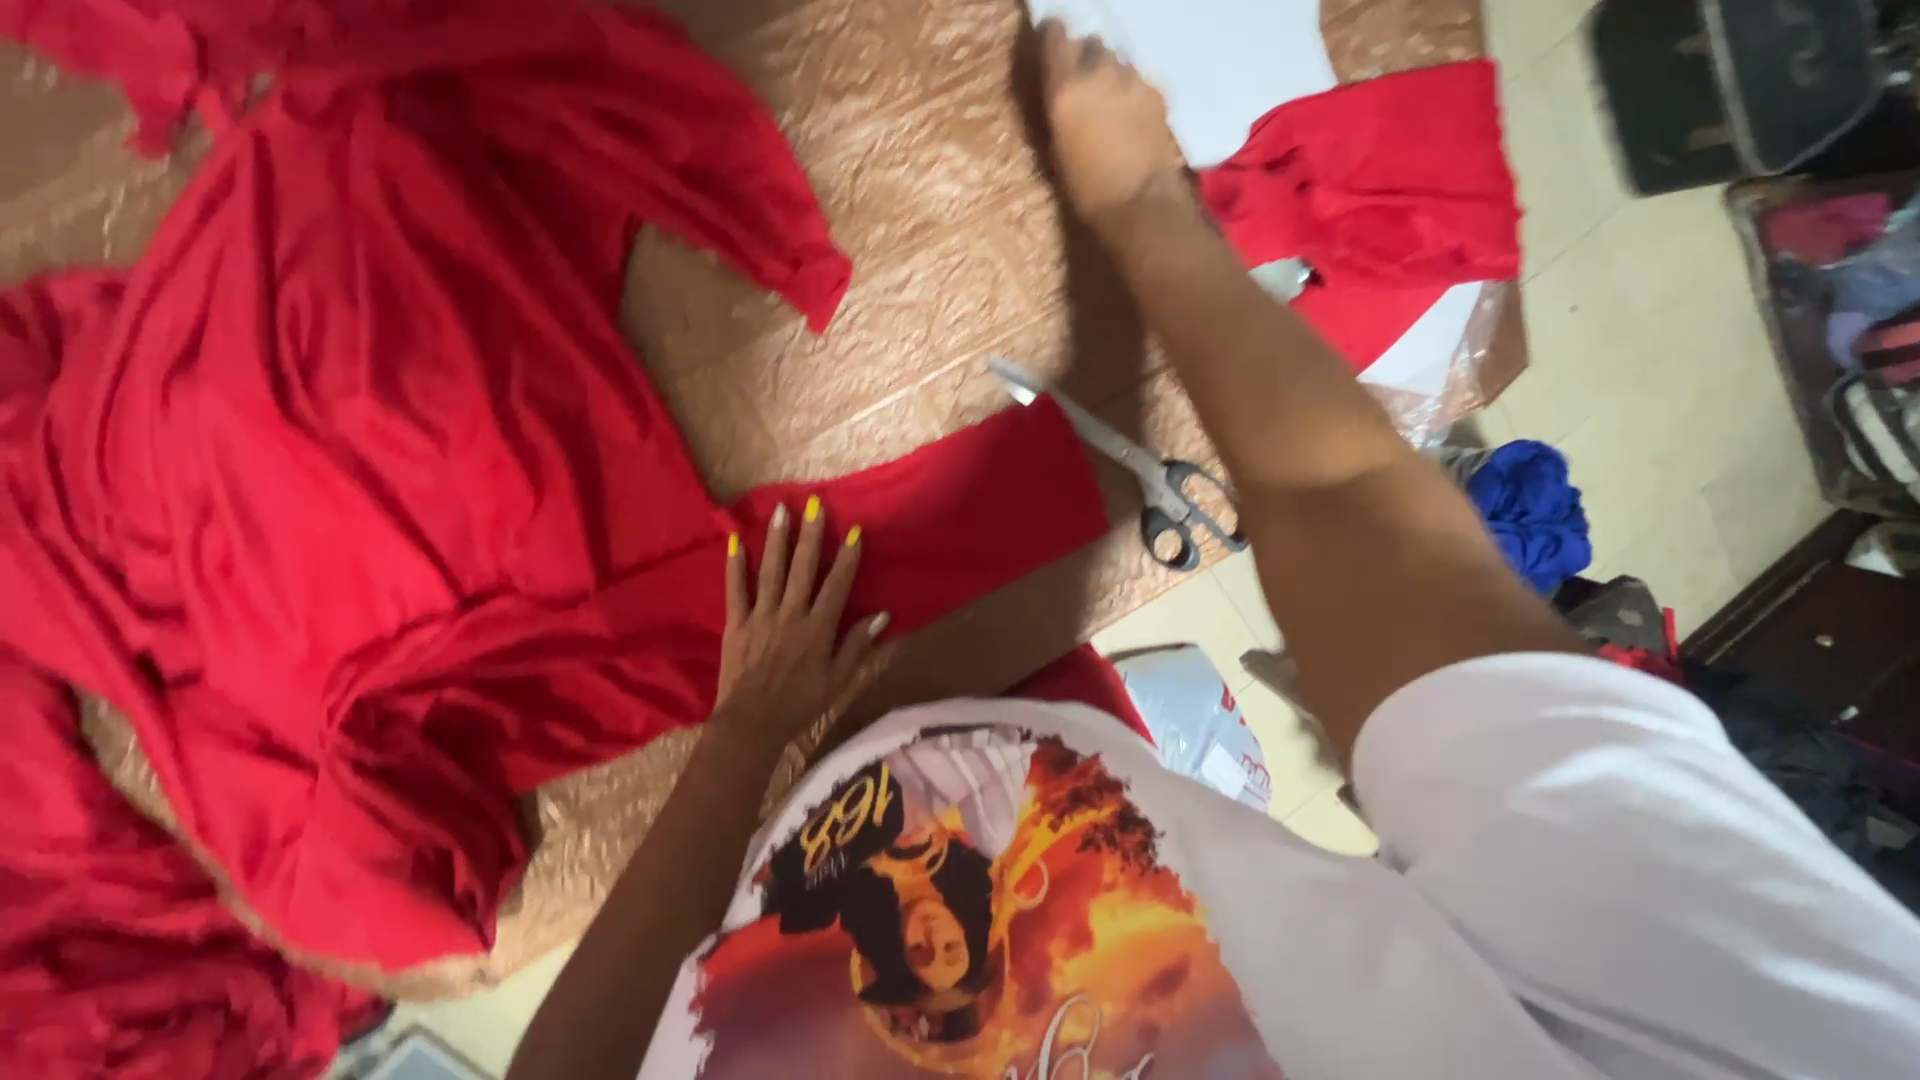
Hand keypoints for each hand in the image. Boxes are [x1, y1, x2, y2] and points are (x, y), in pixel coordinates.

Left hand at [712, 496, 888, 749]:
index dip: (847, 557)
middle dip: (811, 534)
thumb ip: (857, 645)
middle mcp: (790, 614)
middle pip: (803, 568)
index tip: (854, 530)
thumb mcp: (837, 681)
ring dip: (778, 538)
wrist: (751, 724)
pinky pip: (735, 589)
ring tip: (782, 510)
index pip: (837, 585)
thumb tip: (881, 615)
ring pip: (771, 570)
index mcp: (818, 628)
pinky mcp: (736, 623)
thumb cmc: (800, 705)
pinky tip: (736, 540)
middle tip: (815, 503)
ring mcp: (761, 616)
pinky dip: (735, 564)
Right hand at [1037, 18, 1188, 234]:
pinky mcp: (1156, 90)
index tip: (1054, 45)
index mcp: (1065, 88)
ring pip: (1118, 61)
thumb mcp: (1057, 148)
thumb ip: (1059, 108)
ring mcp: (1131, 78)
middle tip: (1086, 86)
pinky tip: (1133, 118)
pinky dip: (1132, 91)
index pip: (1056, 34)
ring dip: (1111, 74)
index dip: (1054, 36)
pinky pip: (1139, 79)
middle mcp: (1097, 72)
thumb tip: (1061, 91)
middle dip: (1086, 60)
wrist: (1139, 201)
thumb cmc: (1087, 189)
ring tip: (1111, 104)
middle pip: (1091, 45)